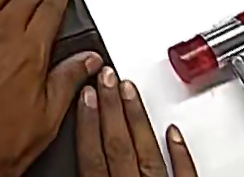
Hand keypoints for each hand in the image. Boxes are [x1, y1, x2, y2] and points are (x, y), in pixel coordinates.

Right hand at [77, 70, 197, 176]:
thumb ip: (85, 175)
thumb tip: (63, 164)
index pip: (92, 159)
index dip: (87, 124)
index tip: (85, 93)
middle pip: (119, 147)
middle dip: (111, 108)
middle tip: (106, 75)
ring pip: (148, 154)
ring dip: (137, 119)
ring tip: (130, 88)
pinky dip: (180, 154)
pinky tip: (173, 131)